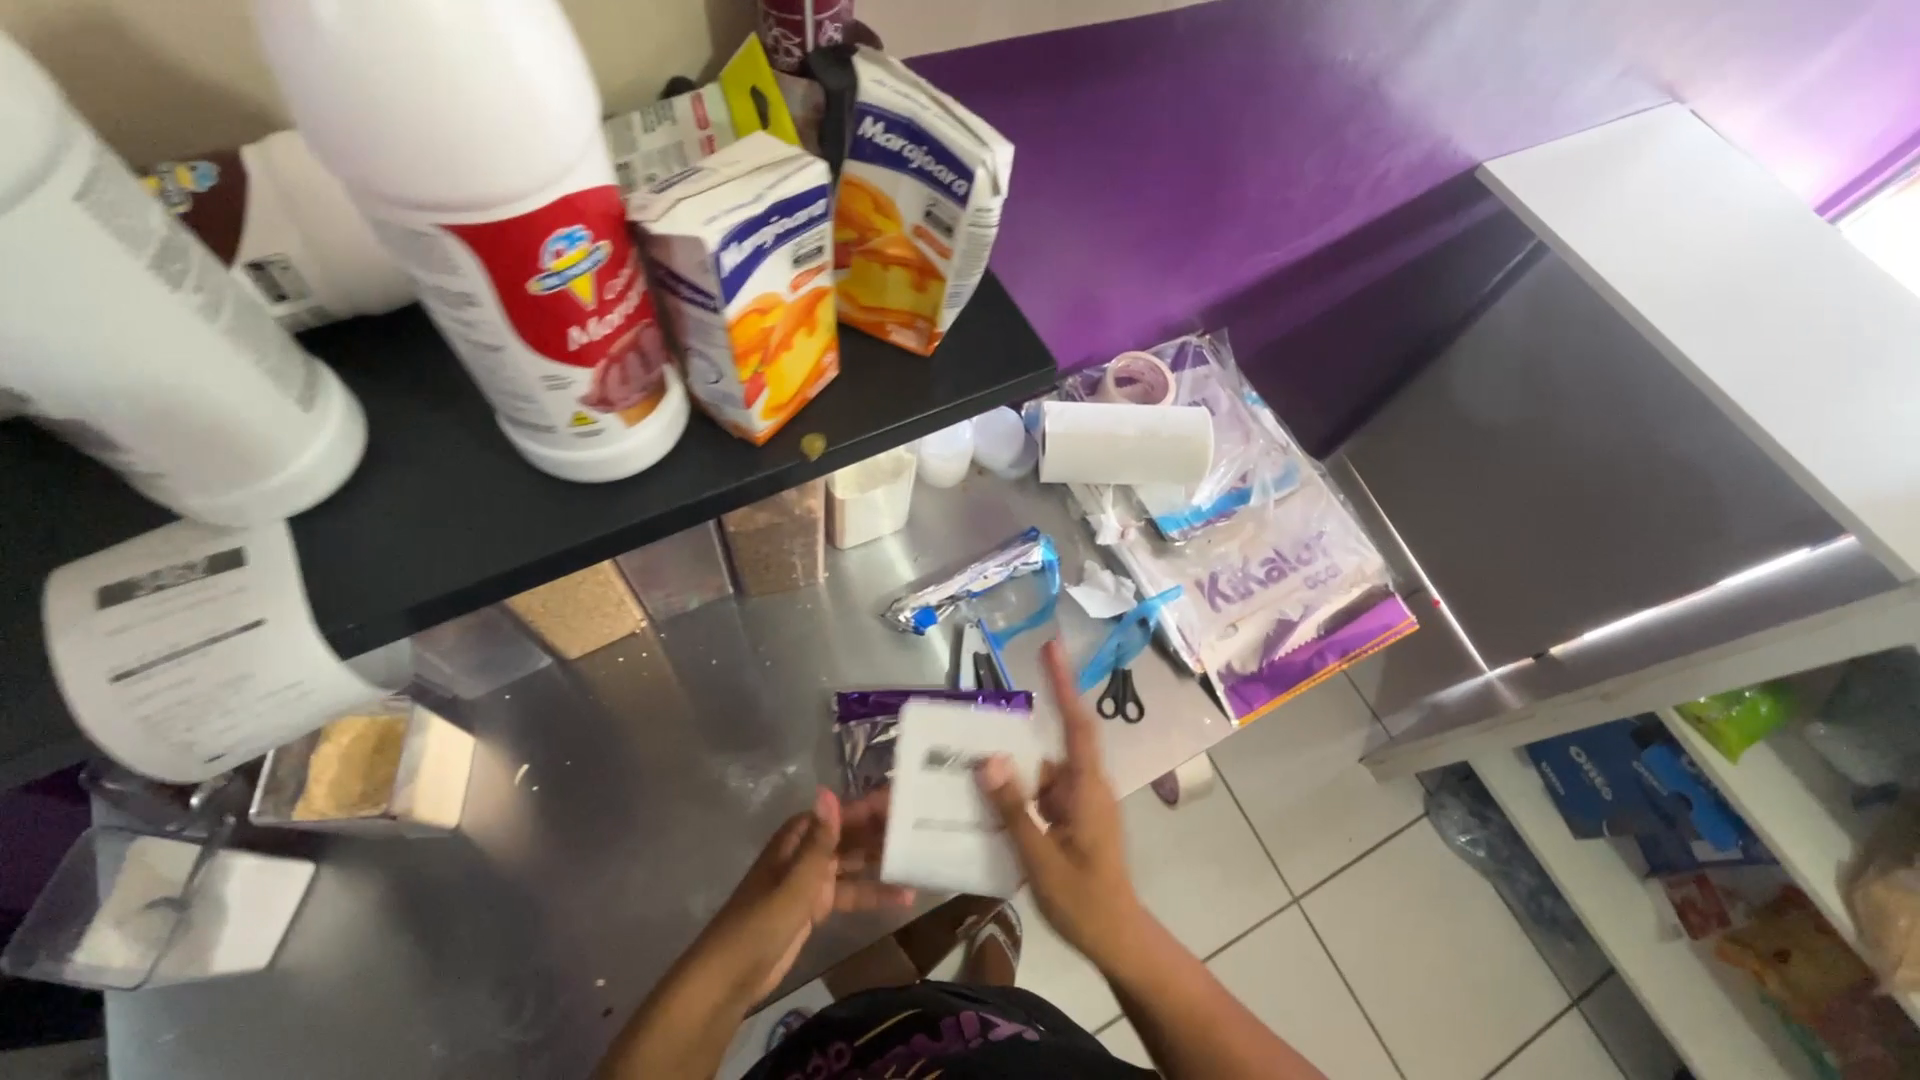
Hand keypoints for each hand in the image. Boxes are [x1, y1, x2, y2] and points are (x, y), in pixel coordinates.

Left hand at [690, 787, 915, 1006]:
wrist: (730, 976)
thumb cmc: (760, 922)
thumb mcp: (795, 882)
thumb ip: (819, 840)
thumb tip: (828, 790)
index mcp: (796, 839)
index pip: (839, 814)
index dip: (869, 806)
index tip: (903, 799)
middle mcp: (805, 853)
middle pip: (849, 836)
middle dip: (881, 832)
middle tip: (923, 828)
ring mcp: (811, 880)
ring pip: (853, 864)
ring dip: (882, 862)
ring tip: (920, 858)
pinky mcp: (817, 907)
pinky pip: (851, 893)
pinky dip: (874, 894)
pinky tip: (904, 897)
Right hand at [976, 639, 1142, 968]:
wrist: (1116, 938)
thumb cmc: (1083, 900)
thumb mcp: (1040, 857)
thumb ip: (1015, 808)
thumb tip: (989, 758)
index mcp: (1087, 789)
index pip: (1077, 724)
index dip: (1063, 684)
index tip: (1051, 647)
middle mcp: (1088, 787)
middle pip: (1051, 748)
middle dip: (1017, 740)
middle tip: (975, 735)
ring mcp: (1083, 804)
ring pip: (1044, 774)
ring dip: (1016, 776)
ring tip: (972, 776)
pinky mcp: (1076, 820)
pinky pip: (1044, 795)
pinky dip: (1021, 797)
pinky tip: (991, 808)